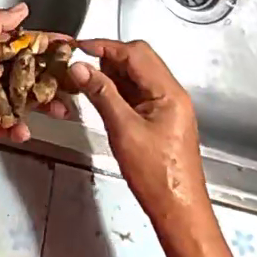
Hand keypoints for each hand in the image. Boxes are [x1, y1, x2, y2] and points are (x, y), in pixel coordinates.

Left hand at [0, 3, 65, 155]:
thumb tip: (21, 9)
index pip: (22, 43)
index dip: (45, 44)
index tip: (69, 45)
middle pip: (29, 72)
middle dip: (53, 77)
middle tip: (75, 82)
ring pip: (26, 99)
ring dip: (45, 105)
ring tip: (60, 110)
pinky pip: (13, 125)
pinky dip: (21, 128)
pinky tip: (24, 129)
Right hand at [67, 39, 207, 224]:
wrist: (178, 211)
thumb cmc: (155, 174)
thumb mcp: (123, 129)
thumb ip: (101, 93)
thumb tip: (78, 66)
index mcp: (168, 92)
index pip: (135, 53)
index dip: (105, 46)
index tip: (78, 47)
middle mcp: (171, 94)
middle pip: (138, 59)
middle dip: (108, 57)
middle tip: (80, 65)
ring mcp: (167, 107)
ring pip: (136, 75)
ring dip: (111, 73)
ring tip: (85, 81)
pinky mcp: (160, 119)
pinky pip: (136, 92)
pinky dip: (117, 89)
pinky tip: (100, 97)